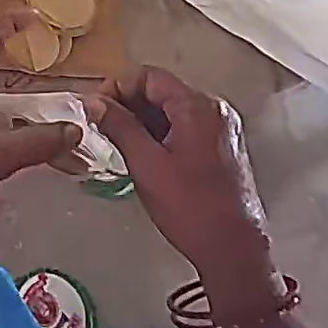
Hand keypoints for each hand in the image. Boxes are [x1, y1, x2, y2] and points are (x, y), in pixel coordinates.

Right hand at [87, 68, 282, 302]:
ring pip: (172, 109)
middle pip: (162, 90)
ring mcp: (221, 128)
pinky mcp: (222, 147)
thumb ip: (119, 126)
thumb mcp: (146, 164)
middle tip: (100, 125)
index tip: (95, 108)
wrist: (234, 251)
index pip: (150, 77)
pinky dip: (160, 132)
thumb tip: (93, 101)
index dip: (117, 86)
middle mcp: (214, 109)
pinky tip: (141, 152)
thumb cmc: (189, 207)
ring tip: (116, 139)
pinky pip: (185, 126)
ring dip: (142, 119)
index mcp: (198, 107)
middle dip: (128, 103)